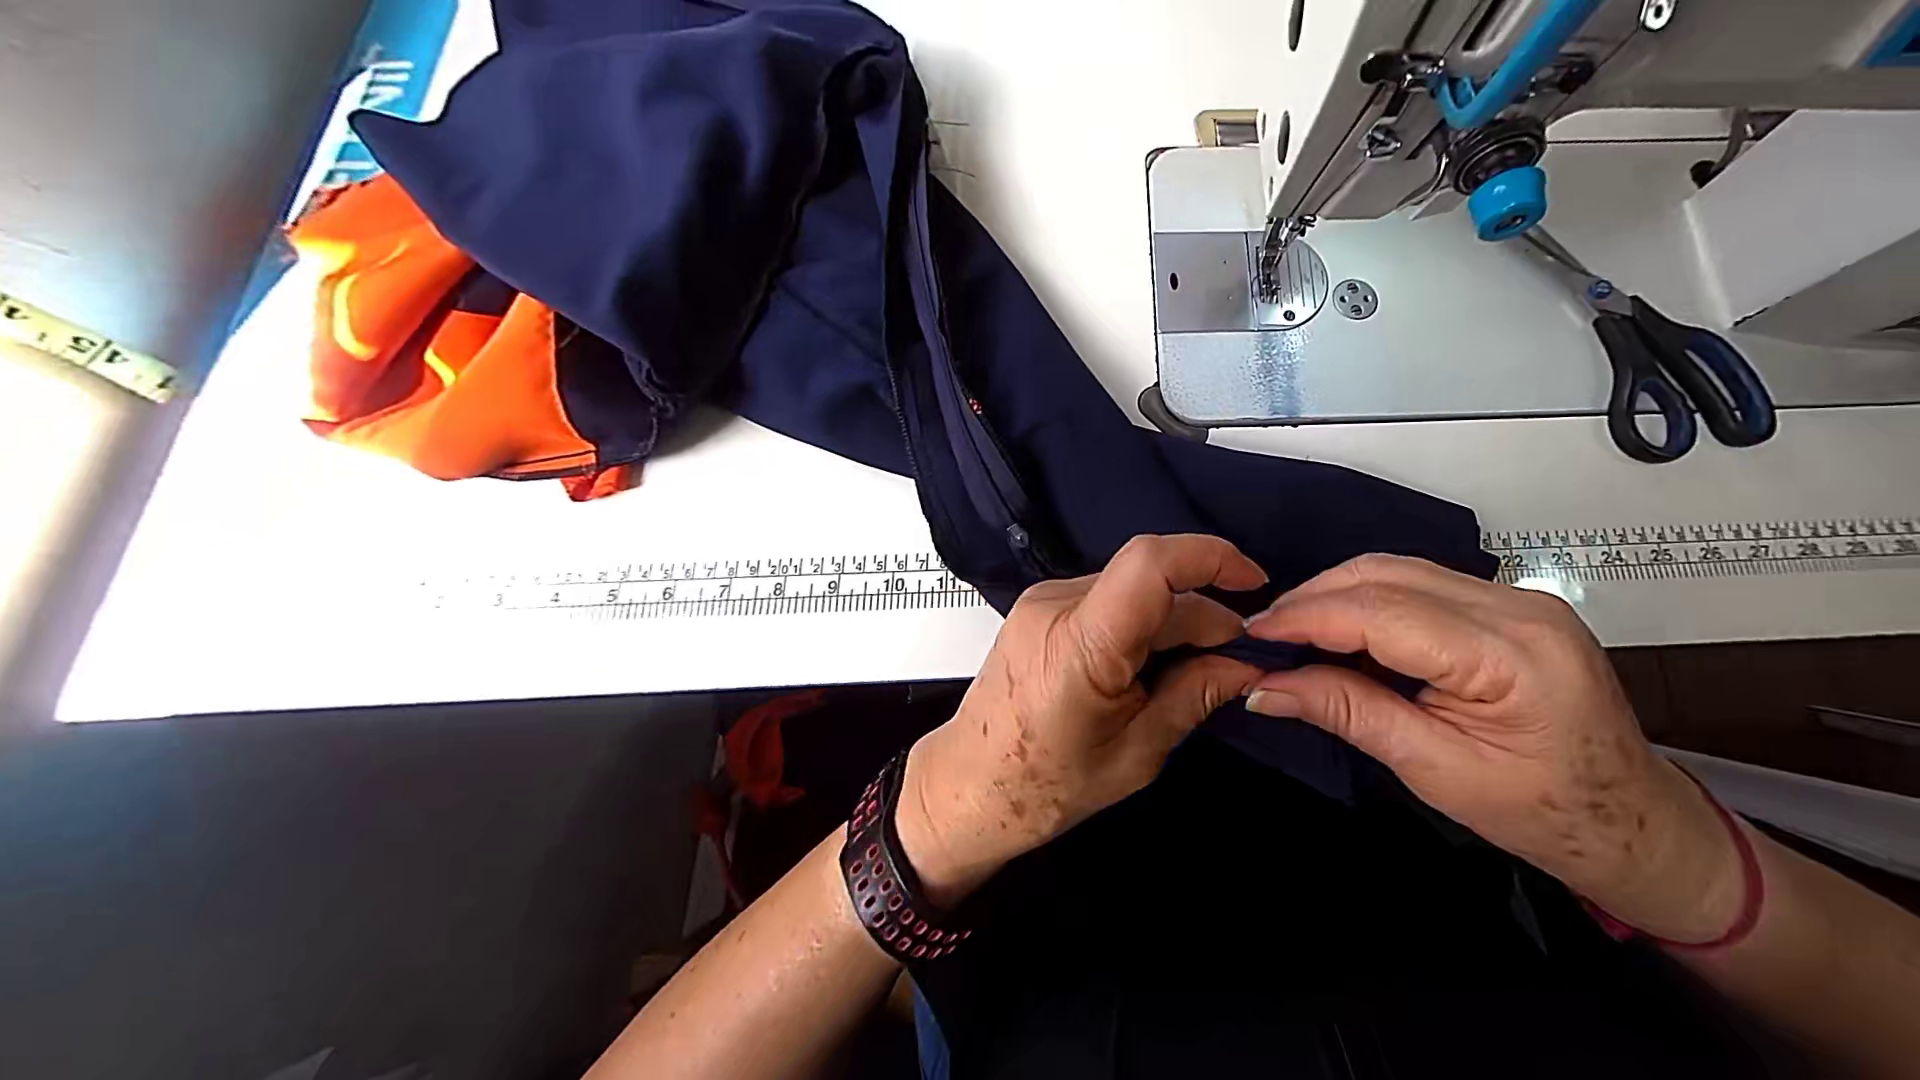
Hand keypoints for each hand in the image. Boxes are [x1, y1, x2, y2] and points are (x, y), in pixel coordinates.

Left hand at [893, 535, 1267, 907]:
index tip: (1253, 582)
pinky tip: (1146, 663)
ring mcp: (1041, 601)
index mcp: (1080, 643)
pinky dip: (1139, 621)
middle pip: (1150, 581)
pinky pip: (1105, 597)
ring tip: (1183, 672)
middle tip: (1231, 661)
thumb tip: (1247, 663)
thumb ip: (1194, 695)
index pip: (1151, 564)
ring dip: (1169, 619)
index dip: (1211, 558)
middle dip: (1201, 614)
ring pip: (1130, 587)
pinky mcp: (1037, 606)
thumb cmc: (1045, 782)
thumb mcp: (1136, 752)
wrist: (971, 782)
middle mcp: (1055, 605)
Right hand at [1241, 554, 1746, 942]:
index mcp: (1510, 655)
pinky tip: (1338, 631)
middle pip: (1383, 574)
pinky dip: (1363, 600)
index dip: (1305, 617)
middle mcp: (1517, 607)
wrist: (1634, 823)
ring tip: (1292, 633)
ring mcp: (1515, 597)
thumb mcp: (1432, 769)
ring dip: (1332, 595)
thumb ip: (1346, 712)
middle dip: (1311, 599)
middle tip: (1263, 635)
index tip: (1250, 635)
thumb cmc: (1541, 812)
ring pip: (1393, 569)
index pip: (1380, 612)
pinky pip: (1414, 583)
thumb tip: (1263, 686)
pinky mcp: (1505, 603)